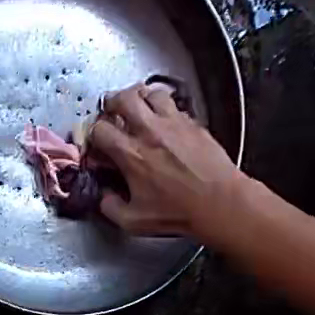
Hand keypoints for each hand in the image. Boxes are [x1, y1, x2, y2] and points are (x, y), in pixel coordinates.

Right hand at [88, 81, 248, 238]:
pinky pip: (175, 105)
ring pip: (152, 93)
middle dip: (113, 102)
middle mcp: (151, 133)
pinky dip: (165, 108)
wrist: (220, 204)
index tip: (98, 143)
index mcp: (131, 154)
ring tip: (138, 107)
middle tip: (112, 110)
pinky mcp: (194, 125)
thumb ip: (110, 207)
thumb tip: (104, 198)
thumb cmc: (180, 212)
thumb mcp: (133, 220)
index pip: (100, 129)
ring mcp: (174, 125)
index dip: (94, 134)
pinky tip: (164, 121)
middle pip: (124, 98)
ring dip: (141, 98)